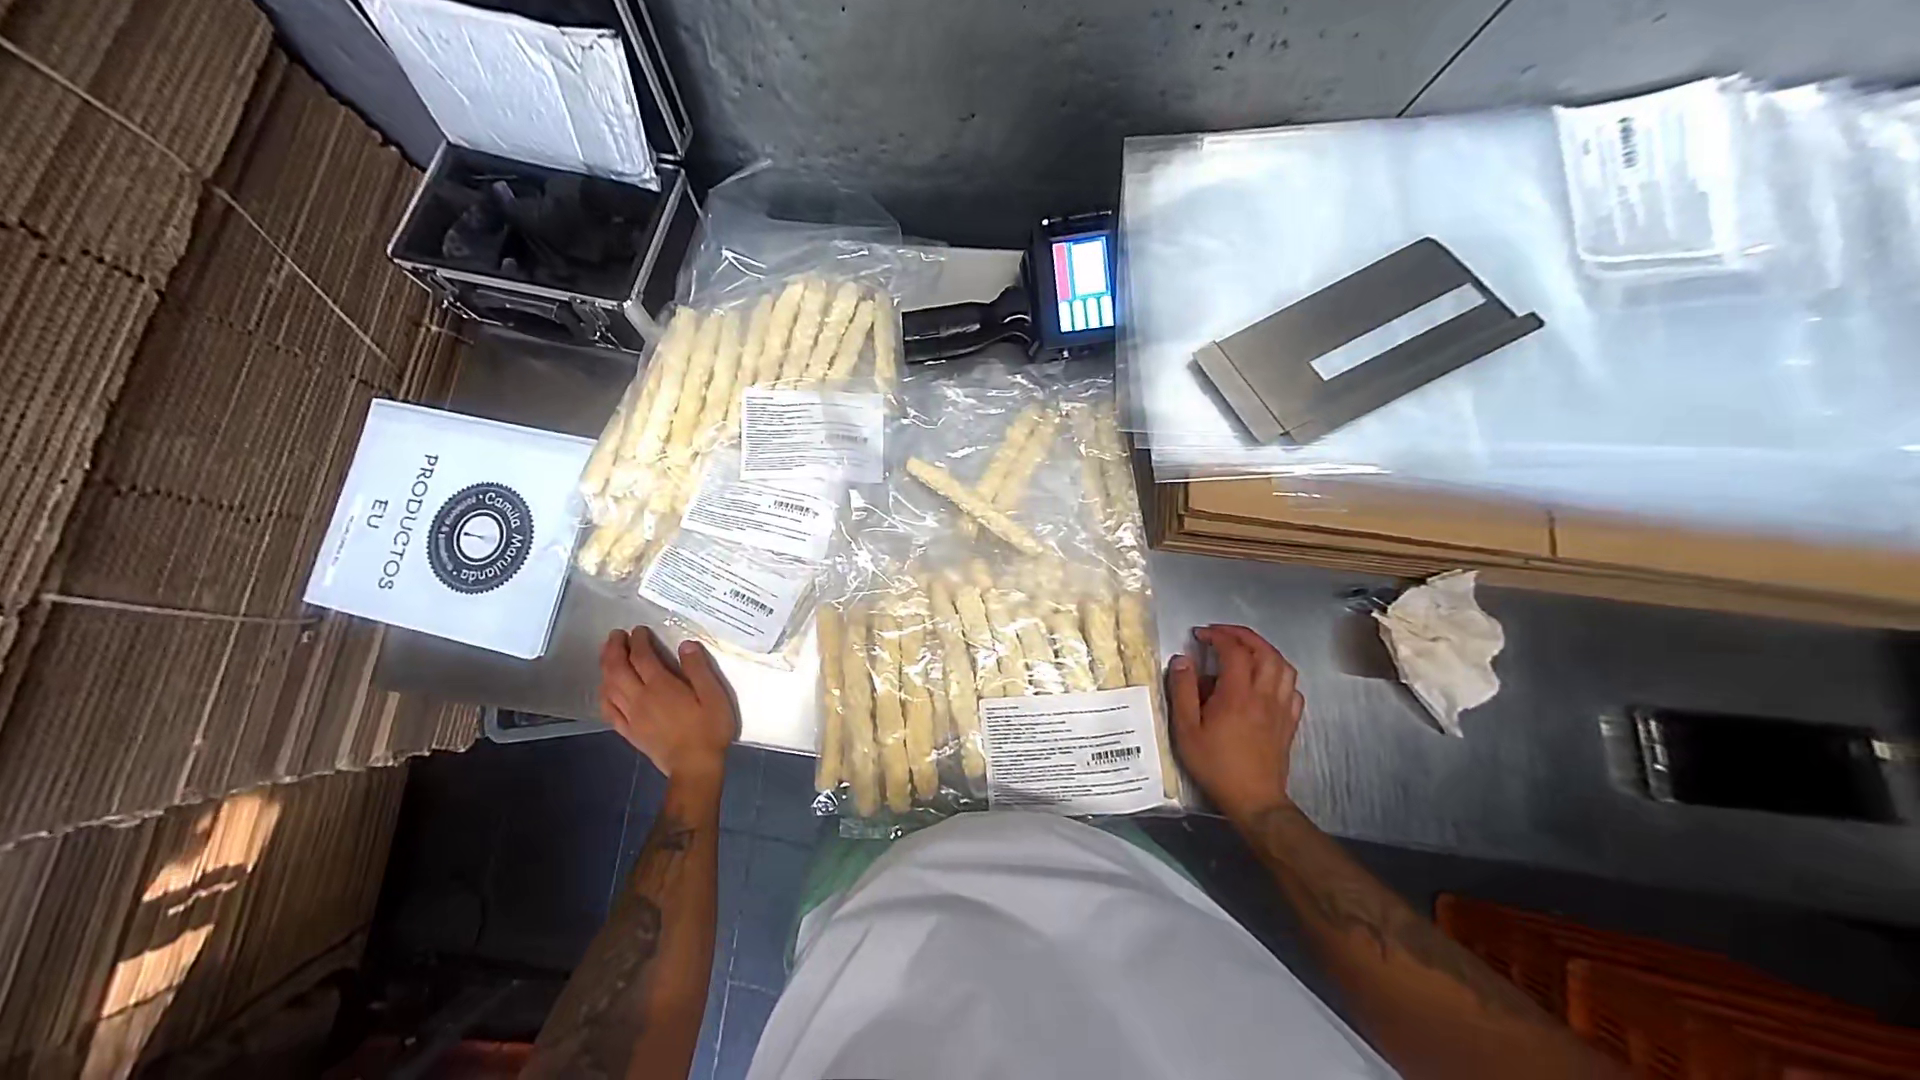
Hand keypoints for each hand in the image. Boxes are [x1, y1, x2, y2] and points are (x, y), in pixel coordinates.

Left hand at [599, 627, 736, 779]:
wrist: (694, 767)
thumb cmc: (708, 730)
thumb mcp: (713, 695)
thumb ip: (699, 669)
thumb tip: (685, 645)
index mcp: (661, 686)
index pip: (642, 656)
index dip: (638, 640)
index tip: (639, 629)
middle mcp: (640, 698)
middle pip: (617, 668)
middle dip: (614, 648)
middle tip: (616, 635)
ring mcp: (630, 716)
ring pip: (608, 686)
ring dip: (605, 667)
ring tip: (607, 654)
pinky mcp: (628, 731)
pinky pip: (608, 709)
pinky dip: (603, 693)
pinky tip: (605, 689)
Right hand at [1167, 624, 1303, 824]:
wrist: (1254, 799)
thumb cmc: (1215, 765)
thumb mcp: (1186, 729)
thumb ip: (1183, 691)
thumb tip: (1183, 660)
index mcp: (1238, 694)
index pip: (1234, 650)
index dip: (1217, 636)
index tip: (1200, 635)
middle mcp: (1264, 696)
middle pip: (1264, 651)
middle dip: (1243, 635)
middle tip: (1222, 634)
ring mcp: (1281, 709)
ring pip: (1283, 666)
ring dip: (1264, 651)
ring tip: (1245, 651)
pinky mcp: (1289, 722)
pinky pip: (1292, 689)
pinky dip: (1279, 675)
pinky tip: (1265, 681)